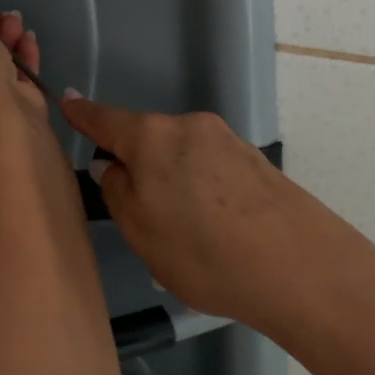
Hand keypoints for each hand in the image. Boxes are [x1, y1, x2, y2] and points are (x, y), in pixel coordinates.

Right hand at [59, 96, 374, 329]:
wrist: (307, 272)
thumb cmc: (205, 251)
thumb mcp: (139, 231)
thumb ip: (117, 192)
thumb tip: (116, 168)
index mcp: (149, 136)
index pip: (104, 119)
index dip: (82, 115)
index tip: (66, 103)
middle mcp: (187, 127)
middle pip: (148, 141)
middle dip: (141, 169)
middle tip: (146, 218)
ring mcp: (228, 142)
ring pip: (184, 161)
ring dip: (178, 187)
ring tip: (192, 241)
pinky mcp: (260, 166)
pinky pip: (216, 176)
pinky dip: (209, 198)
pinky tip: (223, 240)